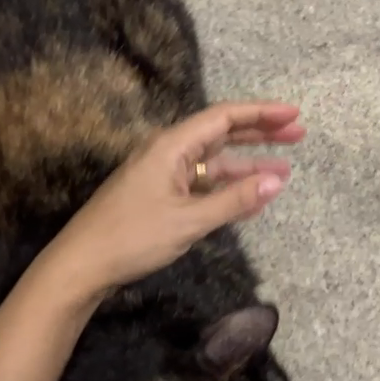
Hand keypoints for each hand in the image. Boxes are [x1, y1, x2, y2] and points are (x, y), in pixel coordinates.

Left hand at [37, 101, 305, 296]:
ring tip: (284, 171)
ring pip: (215, 162)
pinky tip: (252, 198)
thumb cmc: (132, 237)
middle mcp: (170, 153)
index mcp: (172, 146)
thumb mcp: (189, 220)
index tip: (293, 116)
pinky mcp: (162, 196)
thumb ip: (234, 200)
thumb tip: (277, 181)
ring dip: (248, 166)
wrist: (81, 266)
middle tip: (298, 135)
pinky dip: (229, 188)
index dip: (261, 114)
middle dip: (261, 134)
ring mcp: (165, 175)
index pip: (224, 118)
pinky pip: (204, 184)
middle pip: (222, 135)